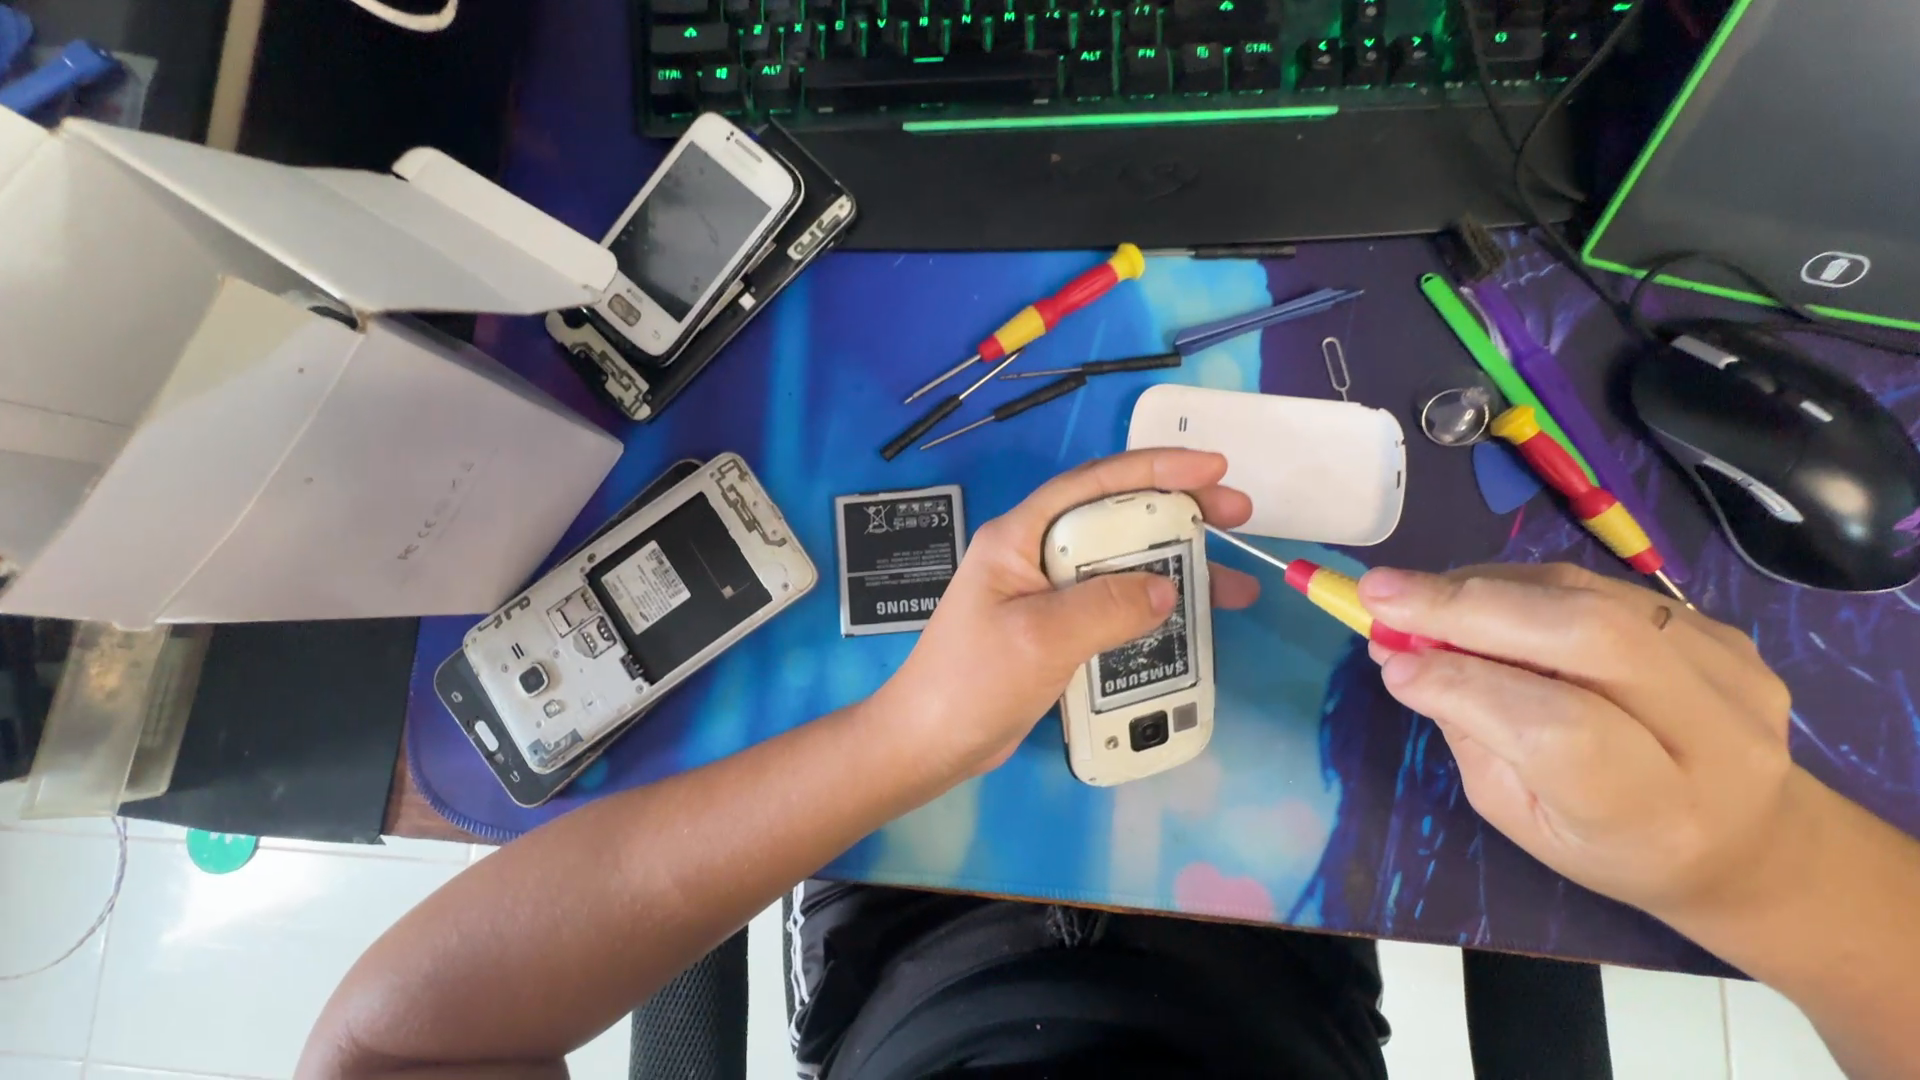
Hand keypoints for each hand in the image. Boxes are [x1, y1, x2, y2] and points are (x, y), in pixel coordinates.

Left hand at [879, 449, 1258, 777]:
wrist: (932, 742)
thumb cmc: (974, 682)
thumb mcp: (1040, 638)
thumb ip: (1105, 607)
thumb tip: (1167, 588)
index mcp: (1020, 536)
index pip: (1092, 484)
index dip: (1155, 468)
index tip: (1212, 468)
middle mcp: (1035, 554)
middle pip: (1115, 518)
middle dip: (1178, 514)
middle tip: (1237, 516)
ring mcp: (1047, 593)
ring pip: (1122, 565)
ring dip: (1176, 569)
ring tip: (1235, 585)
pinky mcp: (1057, 629)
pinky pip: (1115, 606)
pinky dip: (1154, 610)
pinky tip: (1192, 620)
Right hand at [1356, 563, 1802, 923]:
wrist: (1749, 840)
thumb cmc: (1606, 844)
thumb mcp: (1517, 813)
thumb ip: (1466, 729)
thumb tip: (1400, 653)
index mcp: (1657, 812)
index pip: (1560, 728)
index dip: (1464, 685)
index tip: (1388, 662)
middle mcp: (1716, 734)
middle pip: (1587, 636)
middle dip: (1465, 606)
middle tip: (1379, 593)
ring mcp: (1729, 670)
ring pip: (1585, 595)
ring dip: (1479, 586)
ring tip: (1413, 597)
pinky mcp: (1721, 631)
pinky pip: (1595, 586)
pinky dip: (1514, 586)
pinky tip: (1473, 602)